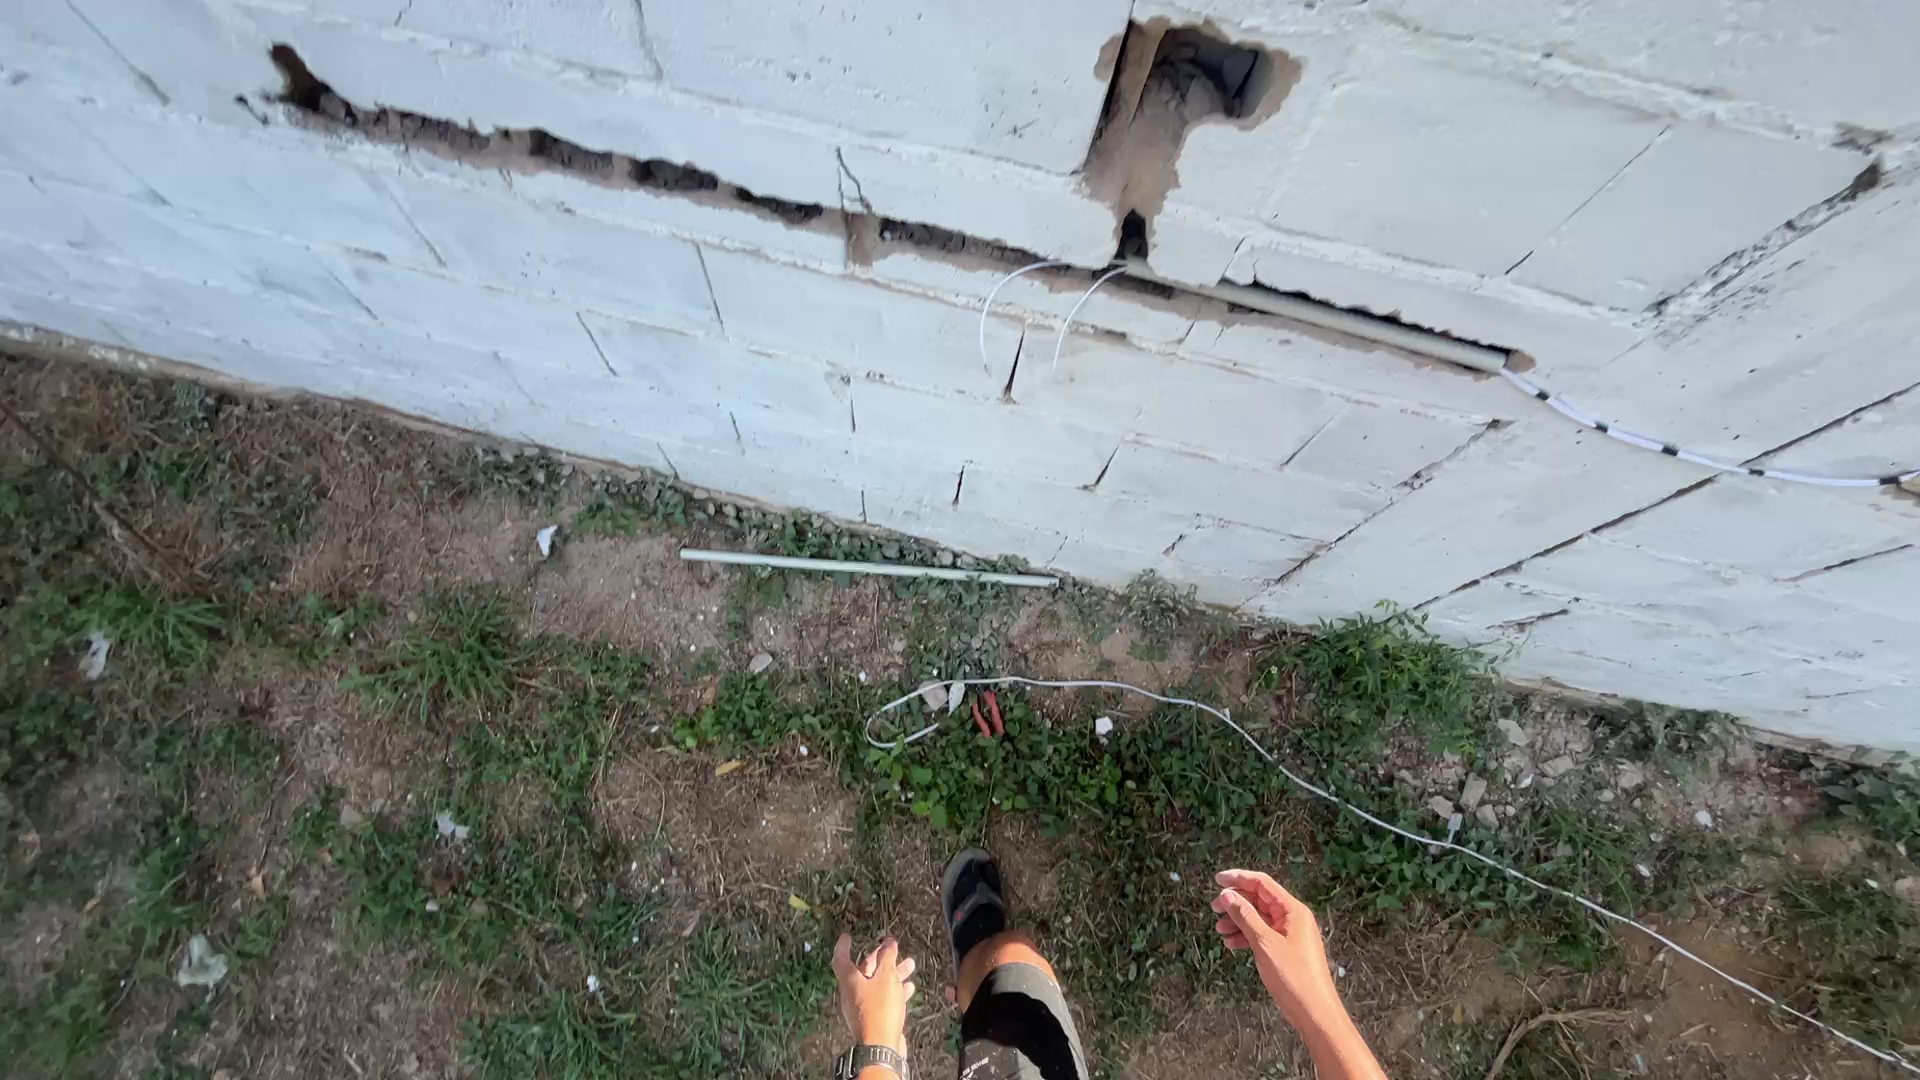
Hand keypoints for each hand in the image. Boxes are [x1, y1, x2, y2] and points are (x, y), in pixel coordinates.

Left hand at [832, 934, 915, 1055]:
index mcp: (850, 981)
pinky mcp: (873, 1020)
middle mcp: (852, 994)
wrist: (881, 1048)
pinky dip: (894, 991)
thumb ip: (888, 957)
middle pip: (864, 971)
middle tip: (891, 948)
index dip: (843, 947)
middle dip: (880, 958)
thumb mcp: (886, 976)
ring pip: (877, 985)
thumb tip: (889, 942)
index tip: (847, 937)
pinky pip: (883, 999)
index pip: (841, 959)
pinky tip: (909, 988)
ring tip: (910, 965)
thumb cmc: (880, 1007)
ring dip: (892, 974)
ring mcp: (862, 1008)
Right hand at [1210, 869, 1341, 1030]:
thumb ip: (1245, 916)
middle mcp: (1291, 918)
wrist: (1316, 1016)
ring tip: (1220, 930)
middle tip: (1214, 909)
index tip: (1217, 880)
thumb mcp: (1264, 943)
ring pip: (1258, 919)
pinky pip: (1262, 935)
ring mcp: (1289, 934)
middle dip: (1235, 903)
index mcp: (1292, 910)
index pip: (1262, 884)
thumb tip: (1226, 894)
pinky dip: (1246, 937)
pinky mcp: (1285, 950)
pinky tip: (1232, 945)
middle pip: (1258, 900)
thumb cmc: (1293, 976)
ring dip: (1238, 922)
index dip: (1238, 878)